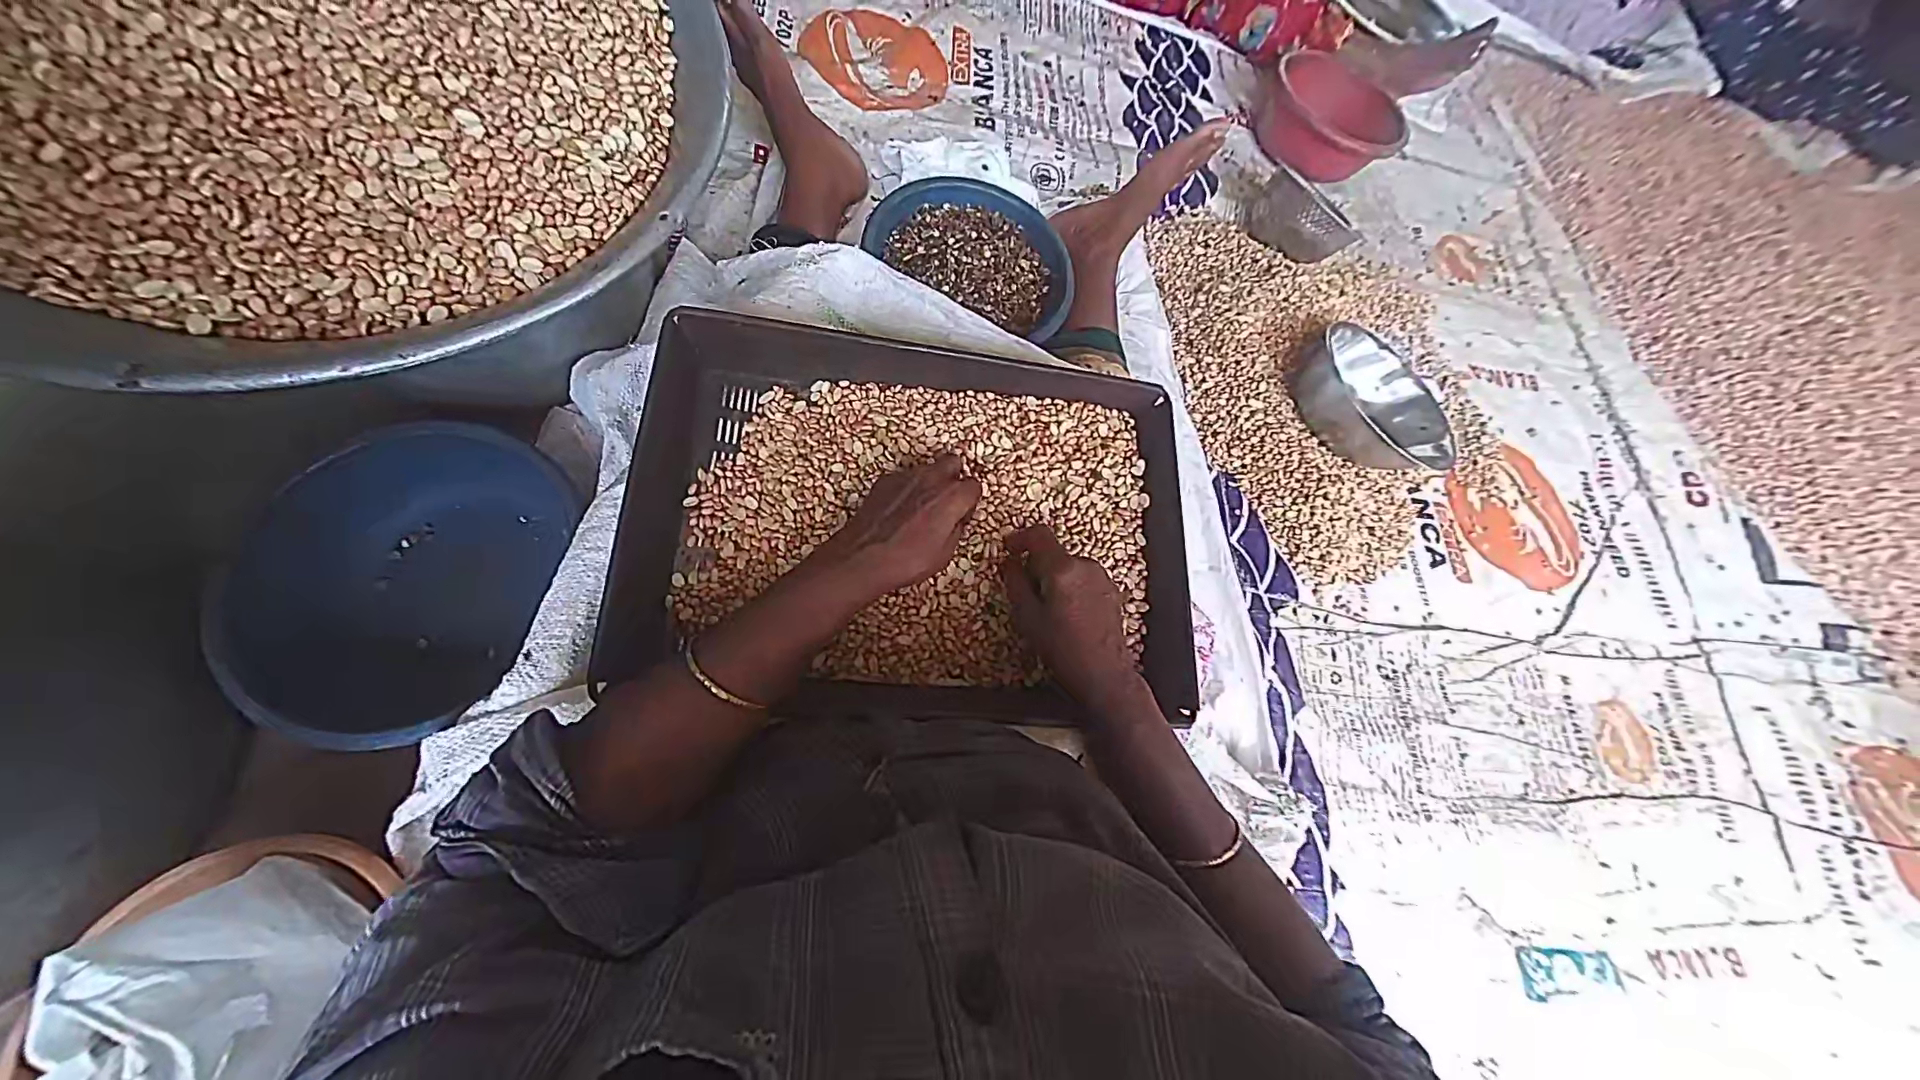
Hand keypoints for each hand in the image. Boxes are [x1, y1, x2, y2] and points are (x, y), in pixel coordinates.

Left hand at [810, 455, 982, 597]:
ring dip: (930, 482)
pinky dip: (907, 488)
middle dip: (954, 478)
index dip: (970, 501)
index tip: (964, 512)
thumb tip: (957, 521)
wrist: (864, 558)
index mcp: (952, 497)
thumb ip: (956, 529)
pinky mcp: (885, 481)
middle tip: (949, 501)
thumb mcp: (944, 554)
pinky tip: (901, 511)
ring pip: (928, 468)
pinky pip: (905, 477)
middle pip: (953, 462)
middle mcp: (931, 479)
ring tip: (922, 510)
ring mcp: (906, 477)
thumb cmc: (905, 560)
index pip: (974, 485)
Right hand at [999, 524, 1139, 706]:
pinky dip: (1069, 588)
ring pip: (1068, 567)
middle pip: (1053, 553)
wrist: (1104, 674)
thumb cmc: (1063, 649)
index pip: (1039, 535)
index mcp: (1063, 569)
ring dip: (1053, 579)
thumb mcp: (1027, 617)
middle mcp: (1085, 566)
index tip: (1008, 547)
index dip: (1019, 538)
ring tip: (1046, 611)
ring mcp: (1102, 578)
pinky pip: (1082, 580)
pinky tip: (1066, 615)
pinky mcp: (1111, 592)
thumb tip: (1010, 564)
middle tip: (1024, 592)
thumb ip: (1015, 583)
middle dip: (1036, 567)